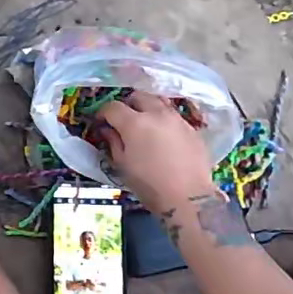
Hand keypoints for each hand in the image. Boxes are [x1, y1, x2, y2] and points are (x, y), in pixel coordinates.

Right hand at [97, 92, 216, 206]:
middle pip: (138, 96)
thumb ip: (113, 142)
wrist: (188, 197)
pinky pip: (173, 116)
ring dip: (147, 108)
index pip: (113, 107)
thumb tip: (107, 130)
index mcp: (134, 123)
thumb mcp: (122, 165)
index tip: (100, 121)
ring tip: (144, 123)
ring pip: (159, 102)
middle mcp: (157, 114)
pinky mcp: (192, 128)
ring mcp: (177, 119)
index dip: (103, 113)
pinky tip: (162, 136)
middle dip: (127, 104)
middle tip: (122, 119)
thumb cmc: (149, 185)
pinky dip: (163, 120)